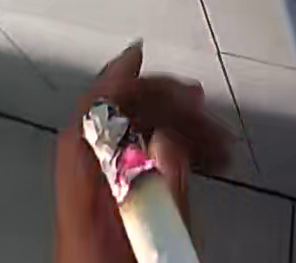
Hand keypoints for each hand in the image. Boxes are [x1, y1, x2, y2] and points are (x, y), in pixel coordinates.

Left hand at [54, 42, 233, 262]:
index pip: (88, 121)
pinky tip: (201, 155)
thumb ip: (163, 194)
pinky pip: (141, 165)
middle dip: (161, 101)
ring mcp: (100, 209)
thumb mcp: (156, 250)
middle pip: (116, 123)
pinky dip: (172, 153)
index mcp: (83, 205)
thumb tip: (168, 139)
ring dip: (175, 125)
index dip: (112, 79)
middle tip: (196, 100)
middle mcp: (87, 203)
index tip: (137, 53)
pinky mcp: (118, 217)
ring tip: (212, 132)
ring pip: (133, 140)